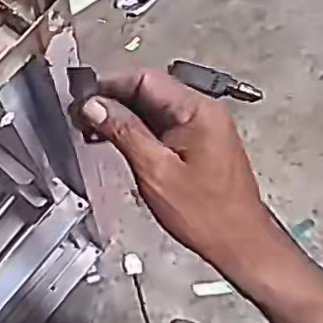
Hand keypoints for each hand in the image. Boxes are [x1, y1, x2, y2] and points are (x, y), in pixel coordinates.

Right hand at [73, 68, 297, 278]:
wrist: (240, 244)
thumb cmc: (209, 215)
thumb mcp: (155, 171)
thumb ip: (124, 132)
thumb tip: (96, 106)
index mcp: (198, 110)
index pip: (145, 78)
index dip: (109, 85)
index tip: (84, 99)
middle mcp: (204, 111)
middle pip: (148, 89)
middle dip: (112, 100)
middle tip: (83, 115)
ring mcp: (203, 125)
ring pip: (153, 106)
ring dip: (122, 115)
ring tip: (93, 128)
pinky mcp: (198, 141)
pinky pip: (162, 123)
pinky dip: (137, 128)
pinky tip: (117, 139)